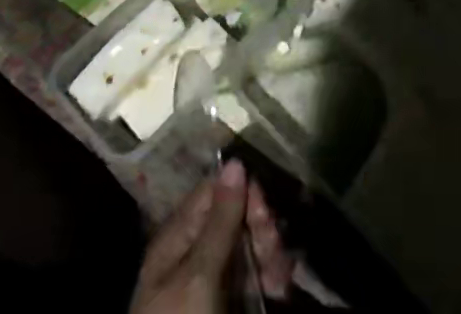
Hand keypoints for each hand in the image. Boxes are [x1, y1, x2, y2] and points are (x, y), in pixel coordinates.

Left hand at [129, 159, 294, 313]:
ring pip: (253, 244)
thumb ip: (220, 220)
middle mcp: (196, 249)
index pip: (216, 190)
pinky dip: (273, 276)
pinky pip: (257, 272)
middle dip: (263, 230)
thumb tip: (235, 161)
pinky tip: (282, 287)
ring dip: (273, 255)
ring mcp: (214, 276)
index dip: (245, 192)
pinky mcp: (232, 299)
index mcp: (179, 236)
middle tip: (274, 254)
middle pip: (239, 216)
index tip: (265, 209)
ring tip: (281, 281)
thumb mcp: (198, 275)